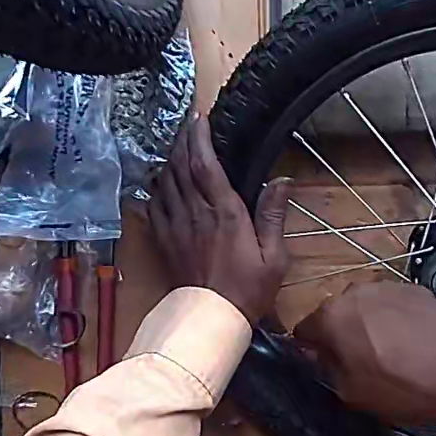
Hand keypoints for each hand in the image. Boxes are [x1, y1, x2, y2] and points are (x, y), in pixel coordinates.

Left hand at [149, 115, 291, 322]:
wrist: (210, 317)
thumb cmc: (247, 289)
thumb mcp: (274, 256)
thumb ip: (273, 215)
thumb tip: (283, 179)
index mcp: (224, 213)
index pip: (206, 165)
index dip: (199, 138)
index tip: (198, 118)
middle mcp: (195, 213)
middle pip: (181, 167)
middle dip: (183, 142)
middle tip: (186, 125)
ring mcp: (174, 225)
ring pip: (165, 182)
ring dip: (169, 161)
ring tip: (176, 147)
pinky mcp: (163, 239)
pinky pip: (153, 205)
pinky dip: (155, 188)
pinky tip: (159, 182)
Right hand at [294, 282, 435, 423]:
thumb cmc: (401, 386)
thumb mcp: (352, 392)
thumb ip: (327, 369)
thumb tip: (320, 355)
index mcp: (330, 316)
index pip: (303, 331)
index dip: (311, 350)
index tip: (326, 365)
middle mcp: (351, 292)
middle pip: (334, 314)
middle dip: (340, 333)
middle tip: (359, 360)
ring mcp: (384, 285)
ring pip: (363, 306)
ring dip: (368, 323)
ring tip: (390, 349)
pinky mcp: (414, 287)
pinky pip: (391, 303)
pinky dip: (394, 318)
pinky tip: (413, 340)